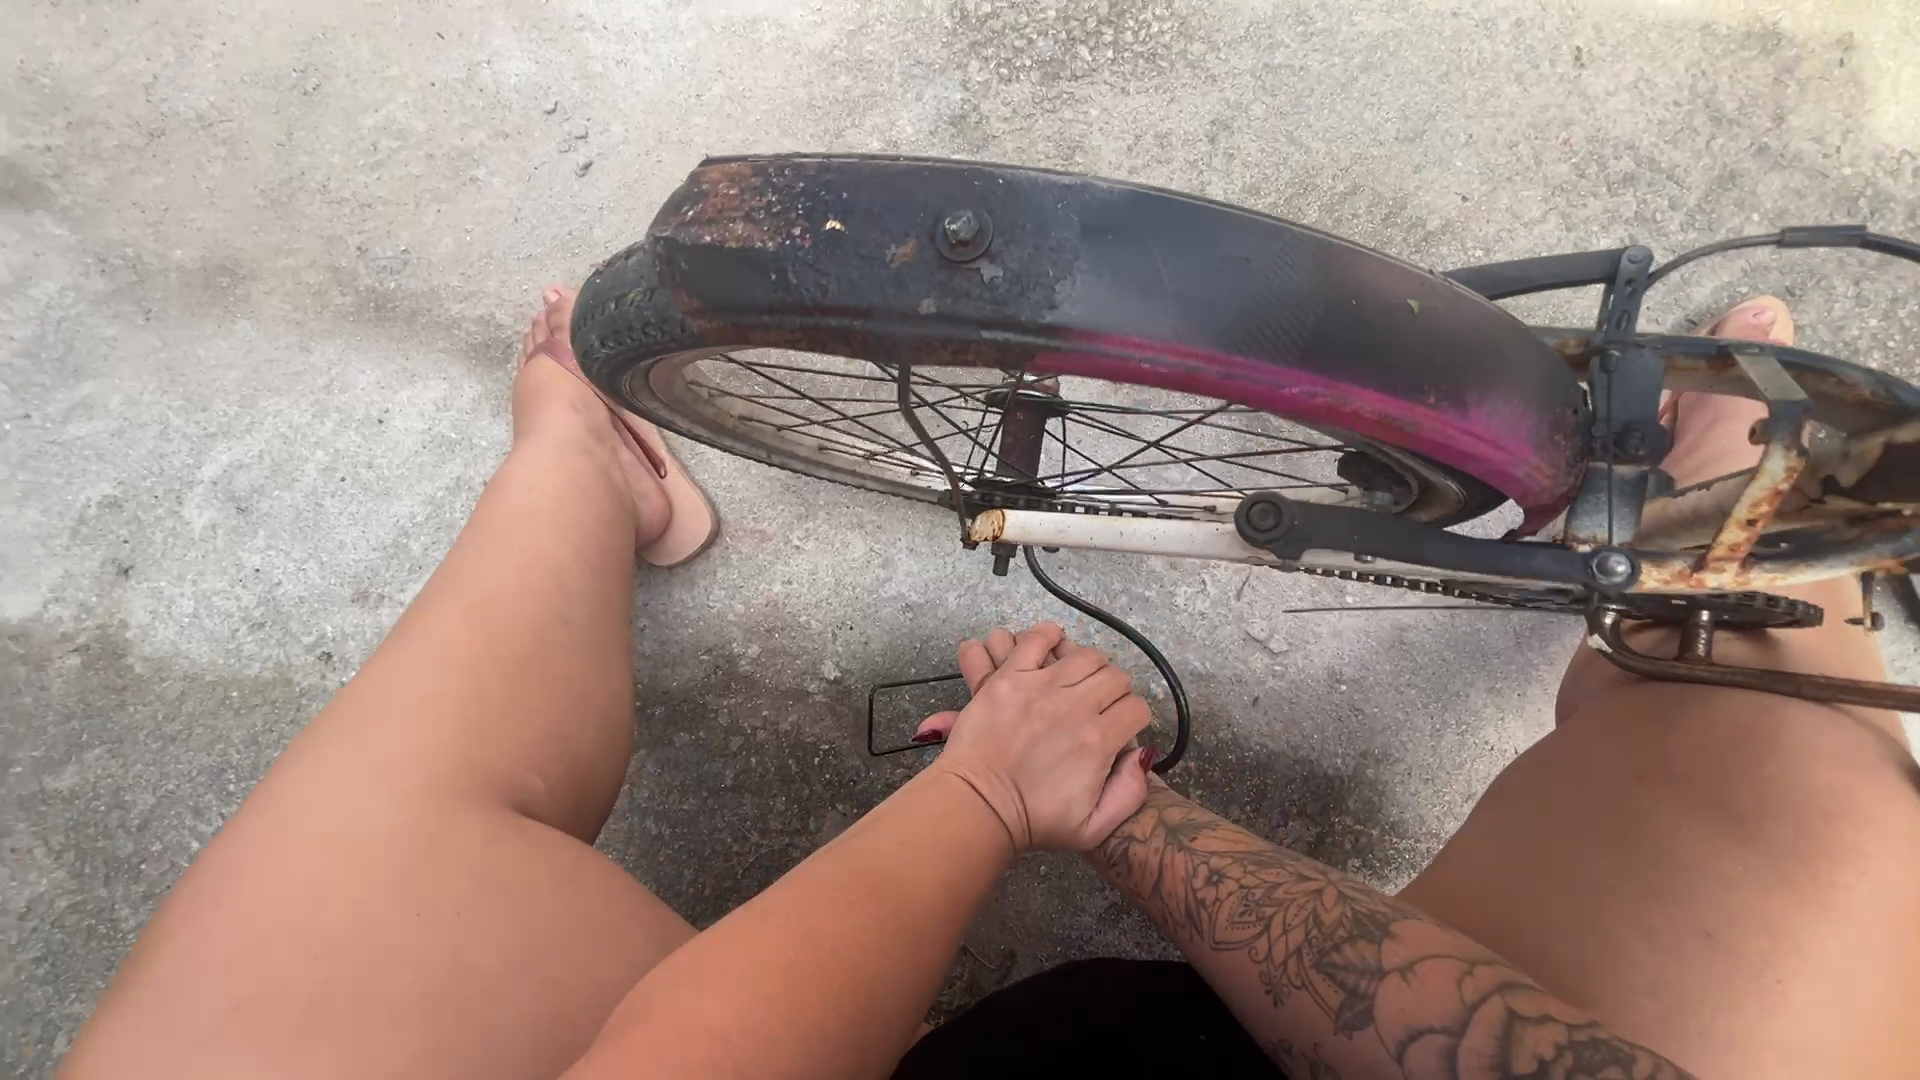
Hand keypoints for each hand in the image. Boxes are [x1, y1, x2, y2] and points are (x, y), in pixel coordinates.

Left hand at [915, 623, 1154, 852]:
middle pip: (1115, 677)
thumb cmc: (1032, 821)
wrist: (978, 806)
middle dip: (1114, 690)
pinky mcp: (1008, 678)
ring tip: (1078, 680)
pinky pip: (1036, 639)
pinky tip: (1051, 645)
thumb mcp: (1093, 829)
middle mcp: (1074, 708)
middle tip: (1099, 703)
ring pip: (1085, 655)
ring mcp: (1040, 688)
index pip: (1136, 708)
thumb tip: (1143, 754)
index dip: (1132, 717)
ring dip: (1088, 664)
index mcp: (1098, 742)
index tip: (1118, 725)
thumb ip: (1130, 794)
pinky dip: (1047, 635)